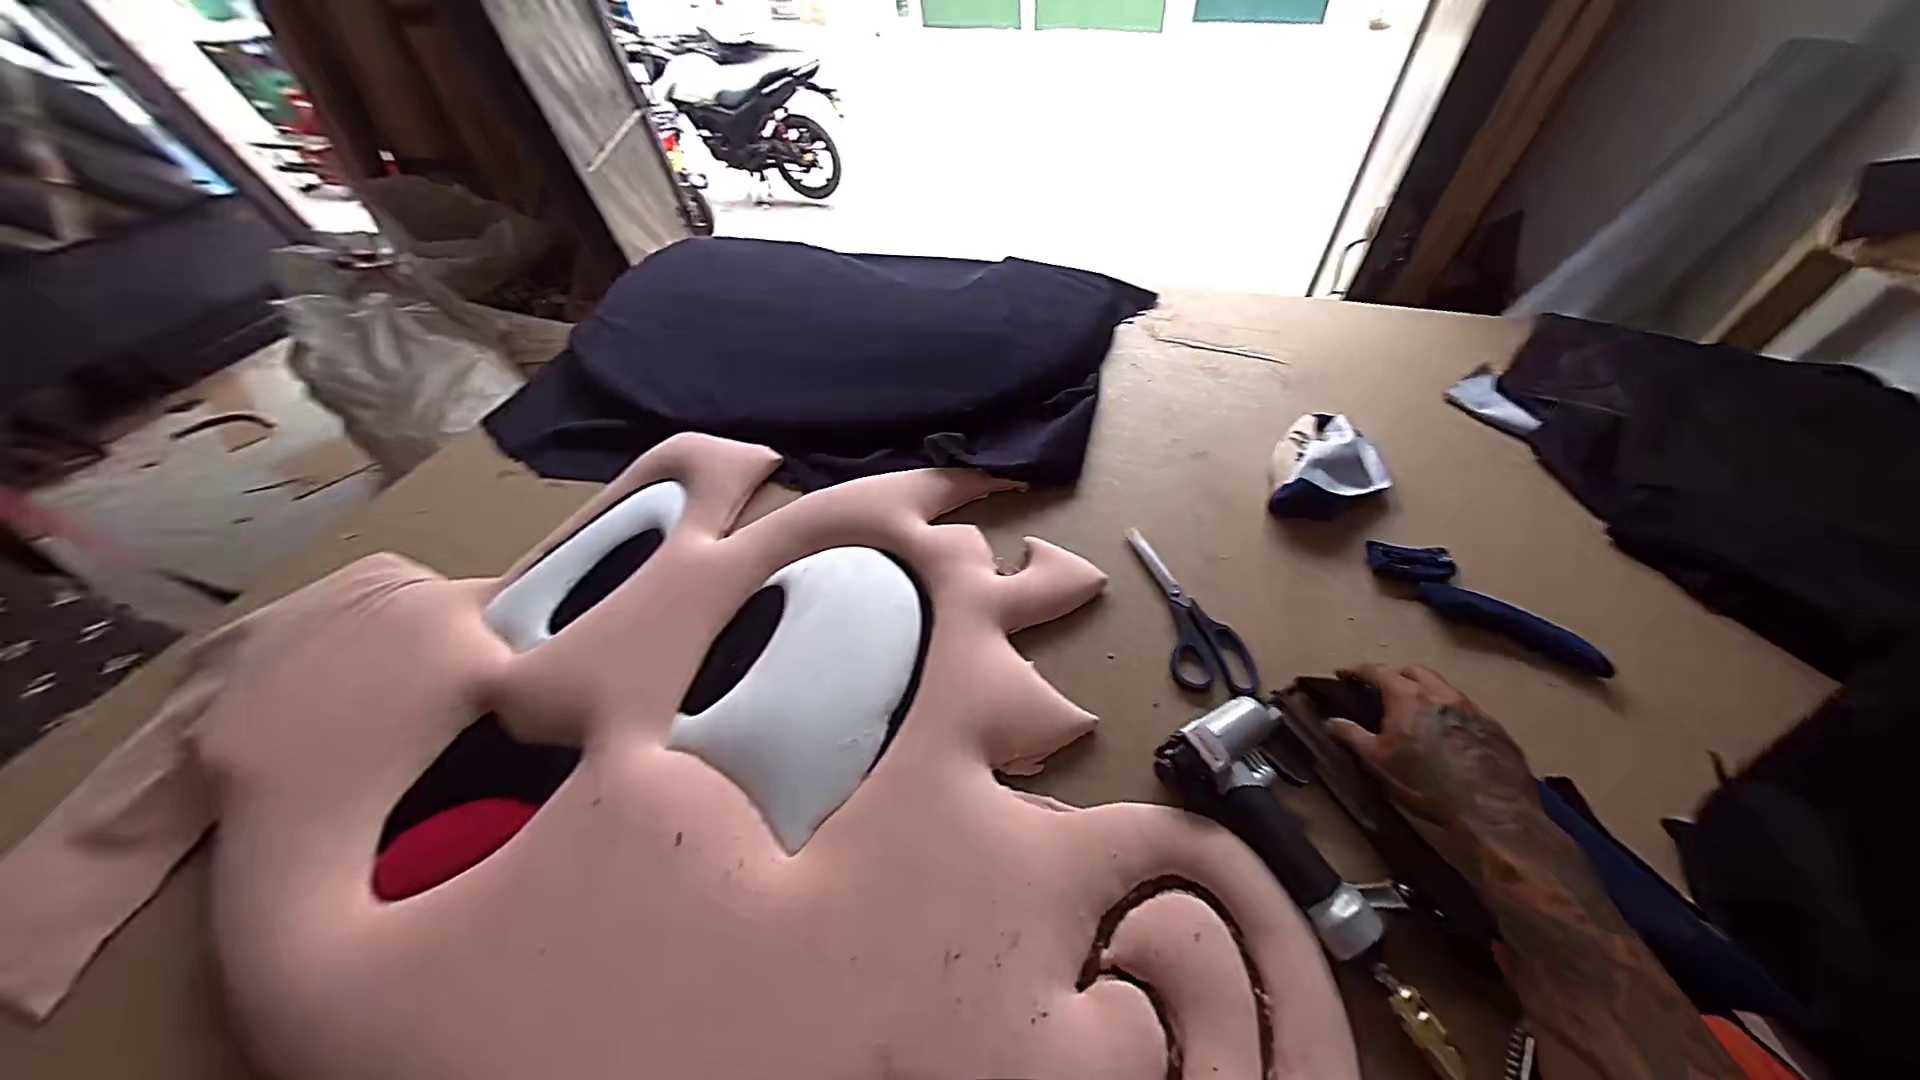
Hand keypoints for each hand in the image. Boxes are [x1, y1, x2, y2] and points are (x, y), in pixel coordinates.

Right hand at [1323, 663, 1542, 842]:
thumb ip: (1350, 736)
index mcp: (1409, 696)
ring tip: (1416, 715)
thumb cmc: (1424, 782)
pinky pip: (1467, 712)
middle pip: (1415, 672)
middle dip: (1396, 676)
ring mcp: (1474, 711)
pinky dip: (1450, 715)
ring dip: (1426, 694)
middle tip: (1383, 693)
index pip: (1377, 671)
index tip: (1344, 674)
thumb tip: (1331, 722)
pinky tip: (1448, 738)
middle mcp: (1442, 694)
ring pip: (1445, 689)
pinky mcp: (1497, 730)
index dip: (1357, 670)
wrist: (1491, 813)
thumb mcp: (1376, 760)